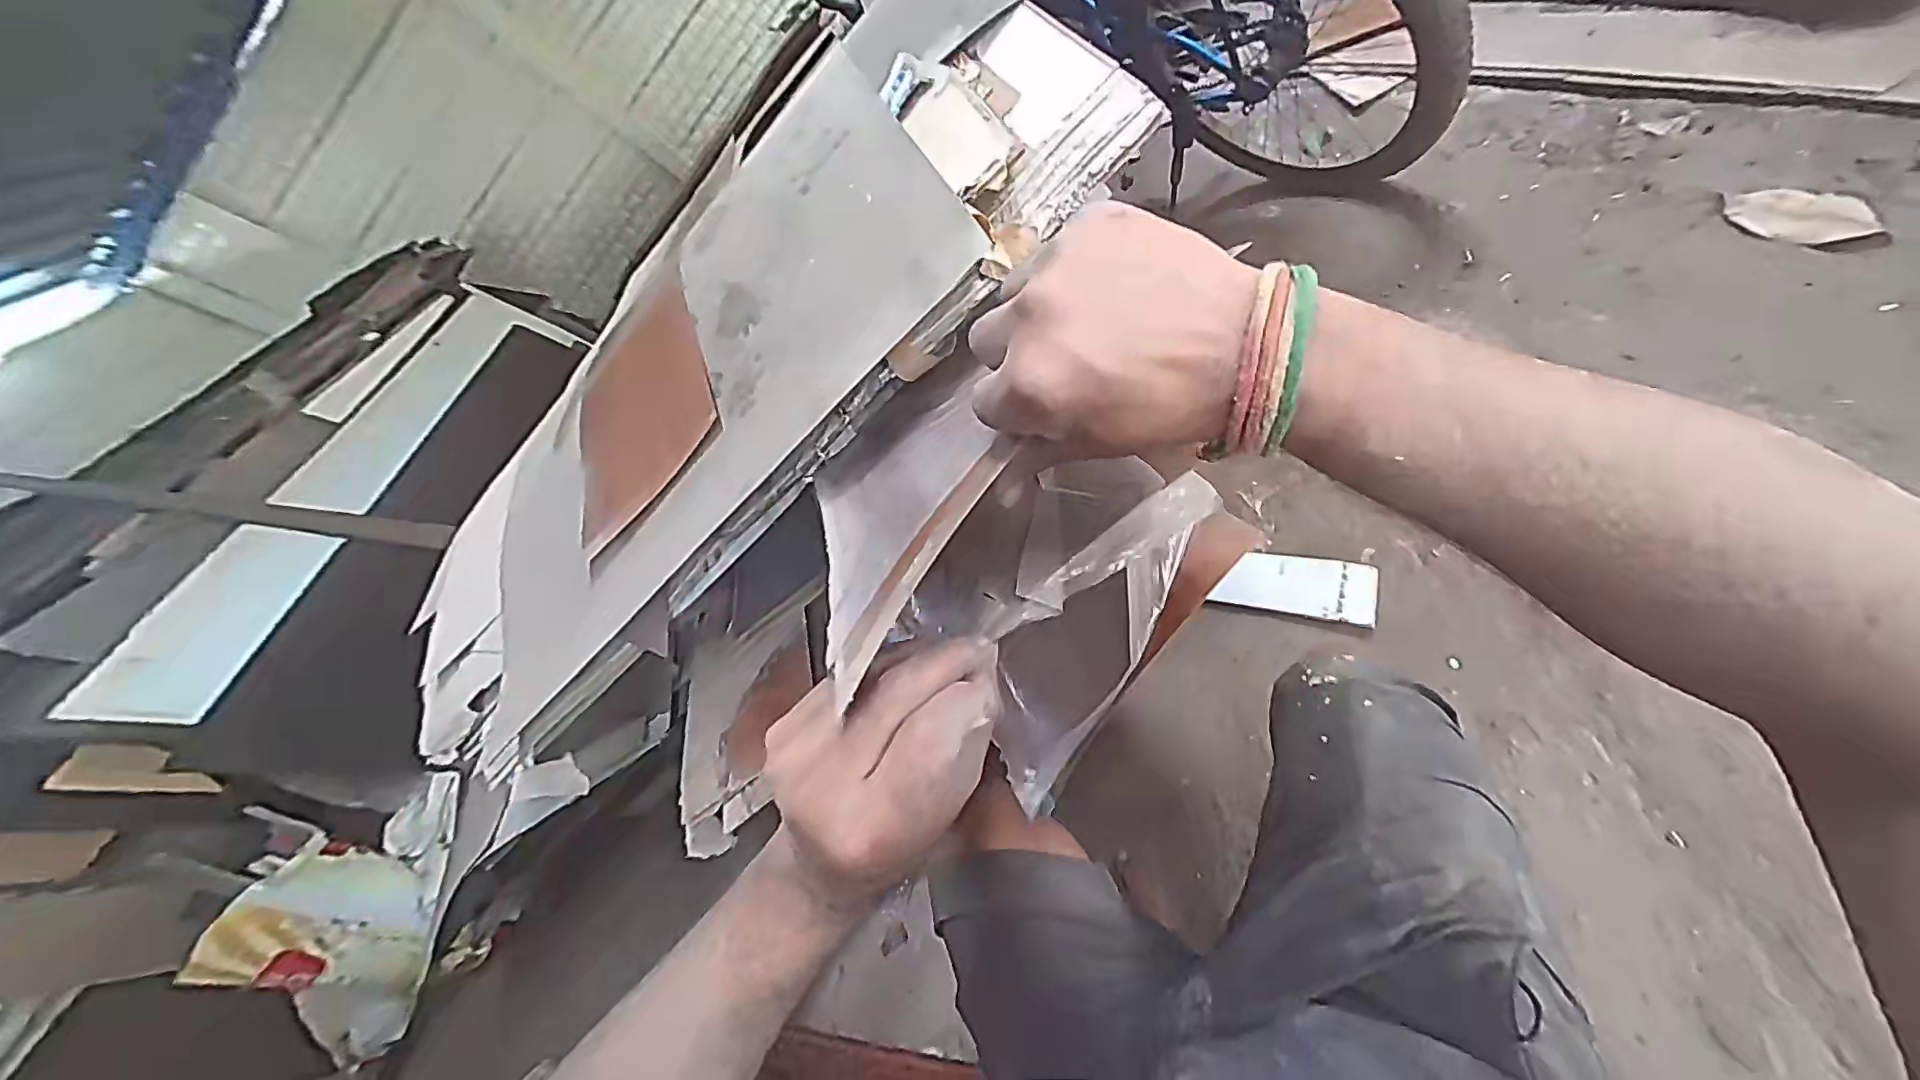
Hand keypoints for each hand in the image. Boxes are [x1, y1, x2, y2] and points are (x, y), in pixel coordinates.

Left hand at [761, 639, 999, 912]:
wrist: (817, 862)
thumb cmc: (895, 847)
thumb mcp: (945, 817)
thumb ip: (964, 751)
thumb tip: (978, 686)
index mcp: (869, 828)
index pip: (925, 738)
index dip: (962, 699)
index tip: (987, 677)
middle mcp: (821, 785)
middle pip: (894, 693)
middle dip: (945, 663)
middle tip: (979, 650)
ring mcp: (795, 749)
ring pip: (872, 674)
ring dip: (918, 656)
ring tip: (949, 656)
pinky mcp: (783, 724)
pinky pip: (849, 675)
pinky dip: (886, 664)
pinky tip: (908, 668)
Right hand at [969, 202, 1257, 456]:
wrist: (1247, 345)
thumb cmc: (1170, 408)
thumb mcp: (1097, 442)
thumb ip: (1037, 456)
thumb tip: (1001, 489)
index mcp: (1029, 381)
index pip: (984, 402)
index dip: (1014, 409)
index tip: (1042, 405)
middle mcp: (1029, 317)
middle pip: (987, 341)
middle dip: (1015, 355)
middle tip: (1063, 358)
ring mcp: (1057, 262)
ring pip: (1016, 291)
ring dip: (1038, 308)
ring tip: (1089, 316)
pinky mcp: (1089, 223)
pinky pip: (1057, 249)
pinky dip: (1075, 268)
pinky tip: (1112, 283)